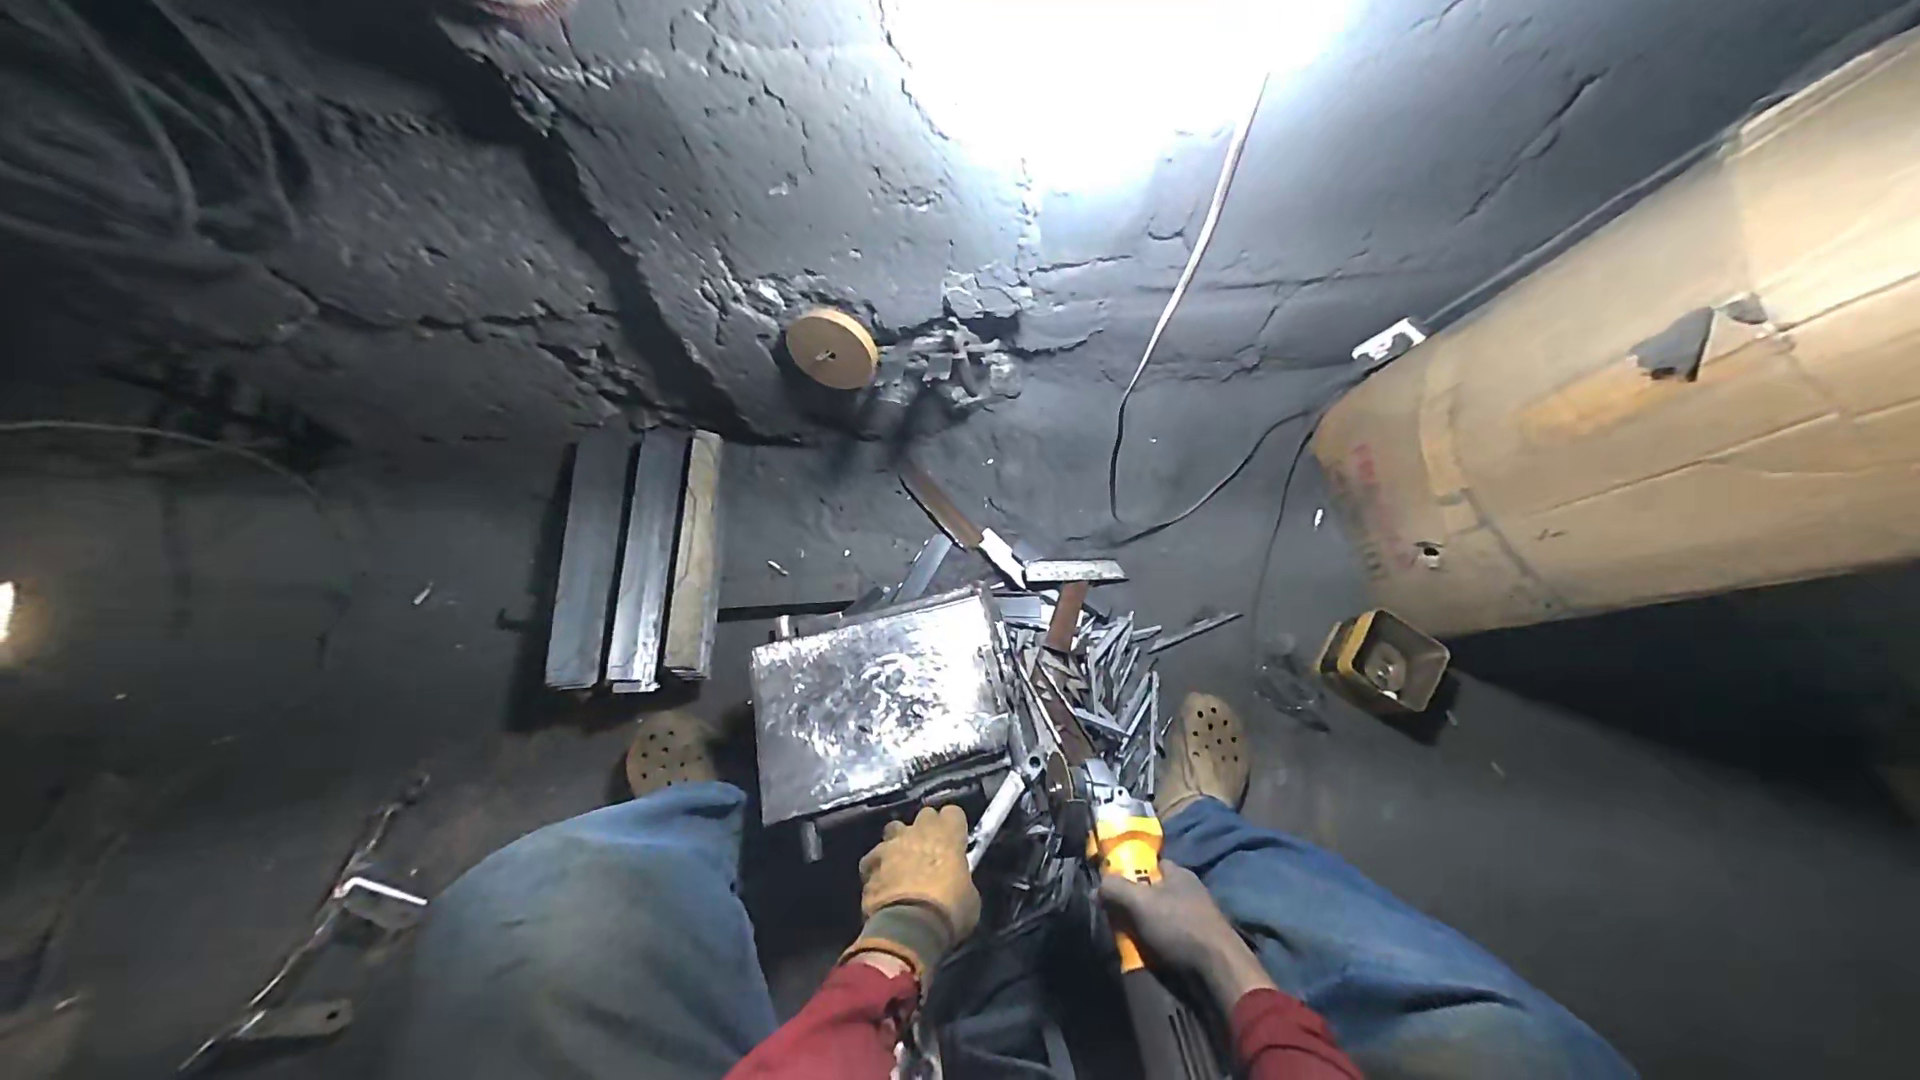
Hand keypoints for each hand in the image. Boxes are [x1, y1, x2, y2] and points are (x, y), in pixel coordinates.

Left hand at [841, 804, 980, 977]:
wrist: (909, 929)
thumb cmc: (949, 911)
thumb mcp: (970, 898)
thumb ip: (961, 879)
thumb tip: (957, 882)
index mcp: (948, 834)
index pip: (953, 813)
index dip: (953, 828)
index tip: (955, 843)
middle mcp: (918, 831)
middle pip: (924, 815)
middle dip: (927, 829)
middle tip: (931, 852)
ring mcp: (891, 845)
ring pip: (893, 830)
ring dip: (899, 843)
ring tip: (902, 864)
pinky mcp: (870, 863)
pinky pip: (872, 859)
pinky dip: (876, 868)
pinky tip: (880, 883)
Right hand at [1099, 860, 1275, 1008]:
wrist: (1221, 973)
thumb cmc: (1179, 926)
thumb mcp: (1139, 902)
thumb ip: (1115, 888)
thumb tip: (1097, 886)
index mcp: (1178, 873)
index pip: (1148, 863)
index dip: (1128, 871)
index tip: (1111, 886)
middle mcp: (1189, 891)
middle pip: (1151, 892)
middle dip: (1132, 904)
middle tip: (1114, 917)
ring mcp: (1197, 919)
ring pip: (1159, 918)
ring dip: (1143, 928)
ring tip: (1127, 941)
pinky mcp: (1201, 944)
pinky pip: (1170, 939)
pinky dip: (1157, 946)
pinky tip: (1148, 955)